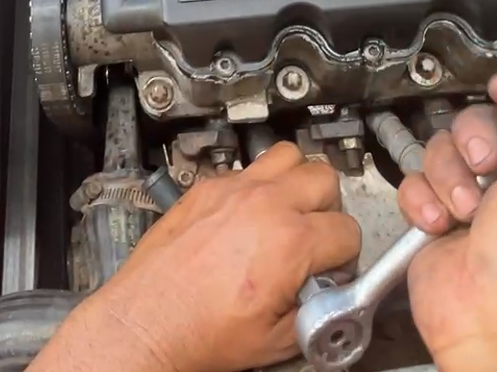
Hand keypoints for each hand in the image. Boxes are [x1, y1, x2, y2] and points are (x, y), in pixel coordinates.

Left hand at [35, 142, 361, 371]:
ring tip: (290, 209)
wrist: (149, 319)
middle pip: (325, 177)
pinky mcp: (208, 185)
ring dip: (297, 179)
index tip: (335, 268)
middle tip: (317, 233)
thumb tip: (332, 298)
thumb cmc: (201, 331)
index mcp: (290, 241)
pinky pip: (247, 167)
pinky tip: (250, 213)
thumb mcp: (277, 342)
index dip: (347, 256)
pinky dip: (257, 184)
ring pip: (287, 154)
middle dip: (329, 207)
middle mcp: (265, 203)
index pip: (348, 230)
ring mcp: (234, 188)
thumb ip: (317, 313)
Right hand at [398, 72, 496, 371]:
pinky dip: (424, 202)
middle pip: (477, 123)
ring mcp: (475, 201)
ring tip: (465, 211)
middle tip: (485, 165)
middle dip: (474, 142)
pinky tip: (440, 225)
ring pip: (442, 149)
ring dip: (449, 178)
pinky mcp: (438, 217)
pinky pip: (416, 183)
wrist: (493, 329)